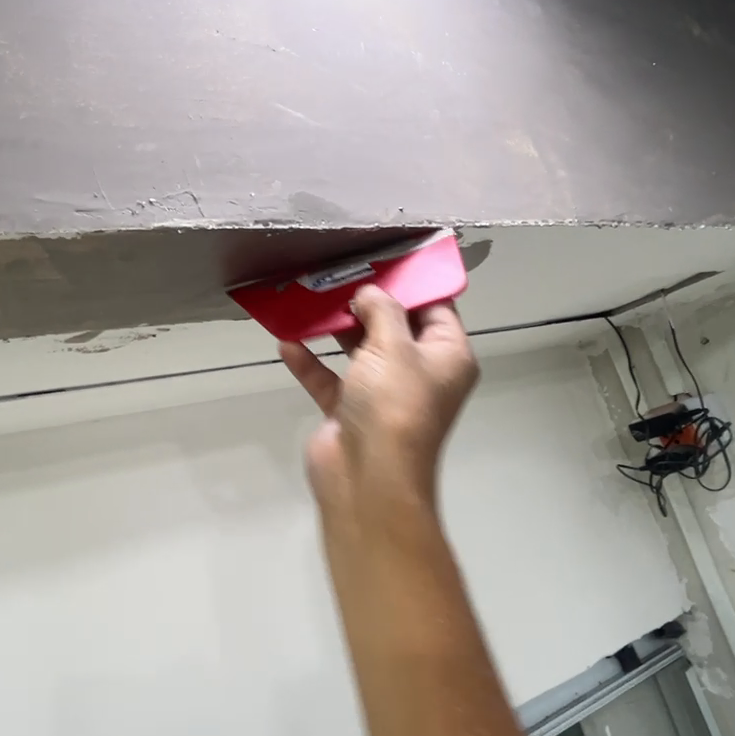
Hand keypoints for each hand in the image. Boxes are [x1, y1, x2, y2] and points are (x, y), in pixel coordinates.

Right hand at [279, 286, 479, 521]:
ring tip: (310, 300)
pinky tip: (287, 342)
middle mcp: (418, 373)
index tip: (380, 258)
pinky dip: (310, 362)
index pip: (436, 308)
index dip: (411, 283)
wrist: (366, 477)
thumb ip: (382, 311)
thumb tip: (371, 292)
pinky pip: (329, 378)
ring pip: (359, 351)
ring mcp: (381, 393)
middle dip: (366, 302)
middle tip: (337, 275)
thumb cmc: (393, 405)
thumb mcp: (394, 347)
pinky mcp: (348, 410)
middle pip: (393, 327)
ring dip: (335, 329)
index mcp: (446, 356)